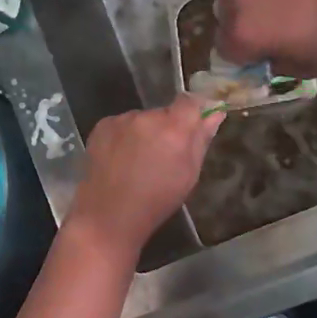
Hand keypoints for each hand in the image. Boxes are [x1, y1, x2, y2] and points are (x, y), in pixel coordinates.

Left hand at [66, 95, 222, 256]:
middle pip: (164, 112)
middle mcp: (147, 117)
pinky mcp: (102, 126)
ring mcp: (121, 120)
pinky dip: (124, 137)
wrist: (108, 216)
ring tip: (138, 162)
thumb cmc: (156, 201)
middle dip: (167, 128)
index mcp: (174, 129)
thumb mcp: (188, 175)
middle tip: (164, 155)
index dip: (194, 110)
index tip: (195, 125)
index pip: (190, 101)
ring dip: (145, 133)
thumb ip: (201, 140)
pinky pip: (121, 125)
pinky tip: (120, 160)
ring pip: (141, 120)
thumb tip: (214, 114)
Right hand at [215, 0, 316, 75]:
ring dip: (249, 7)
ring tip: (276, 16)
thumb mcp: (307, 69)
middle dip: (239, 30)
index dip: (241, 60)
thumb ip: (280, 66)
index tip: (259, 63)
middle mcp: (240, 2)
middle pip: (224, 19)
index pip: (224, 52)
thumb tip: (272, 59)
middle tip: (265, 39)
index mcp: (241, 34)